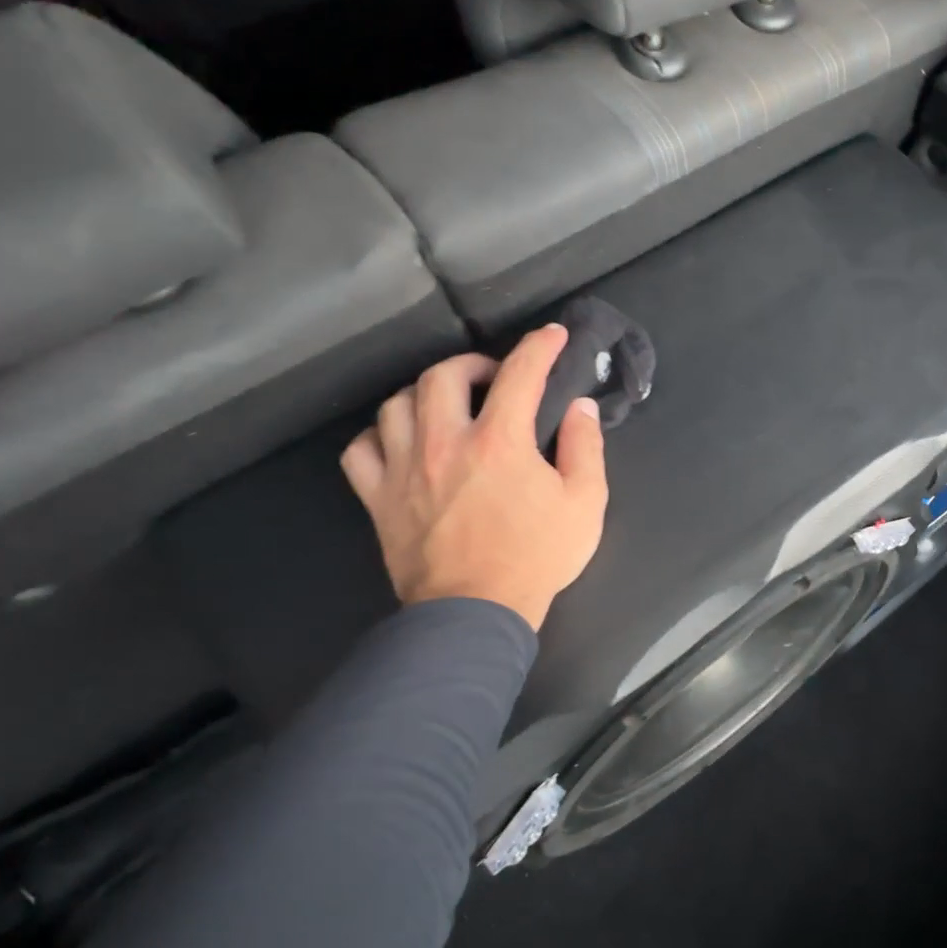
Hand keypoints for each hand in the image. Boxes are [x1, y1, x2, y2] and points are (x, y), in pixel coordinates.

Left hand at [340, 324, 609, 630]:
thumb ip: (586, 448)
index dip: (539, 347)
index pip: (520, 374)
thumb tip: (581, 408)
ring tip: (447, 405)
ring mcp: (403, 469)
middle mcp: (444, 442)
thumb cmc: (536, 556)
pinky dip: (380, 435)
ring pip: (396, 404)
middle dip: (474, 364)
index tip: (552, 336)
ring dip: (425, 393)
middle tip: (494, 378)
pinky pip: (360, 449)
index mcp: (500, 441)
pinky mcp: (377, 497)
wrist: (475, 612)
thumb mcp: (586, 503)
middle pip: (443, 376)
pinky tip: (402, 441)